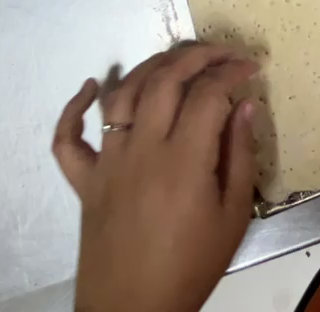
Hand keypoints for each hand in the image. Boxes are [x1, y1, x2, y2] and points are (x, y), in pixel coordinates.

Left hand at [53, 44, 261, 311]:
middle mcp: (142, 150)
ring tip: (178, 61)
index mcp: (184, 161)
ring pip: (123, 94)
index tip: (252, 67)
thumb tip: (245, 104)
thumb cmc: (190, 267)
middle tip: (223, 53)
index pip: (208, 92)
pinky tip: (91, 86)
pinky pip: (68, 139)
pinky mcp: (84, 182)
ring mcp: (108, 164)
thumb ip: (240, 154)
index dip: (232, 70)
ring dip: (151, 66)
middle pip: (166, 79)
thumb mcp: (233, 214)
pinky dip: (73, 108)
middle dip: (199, 55)